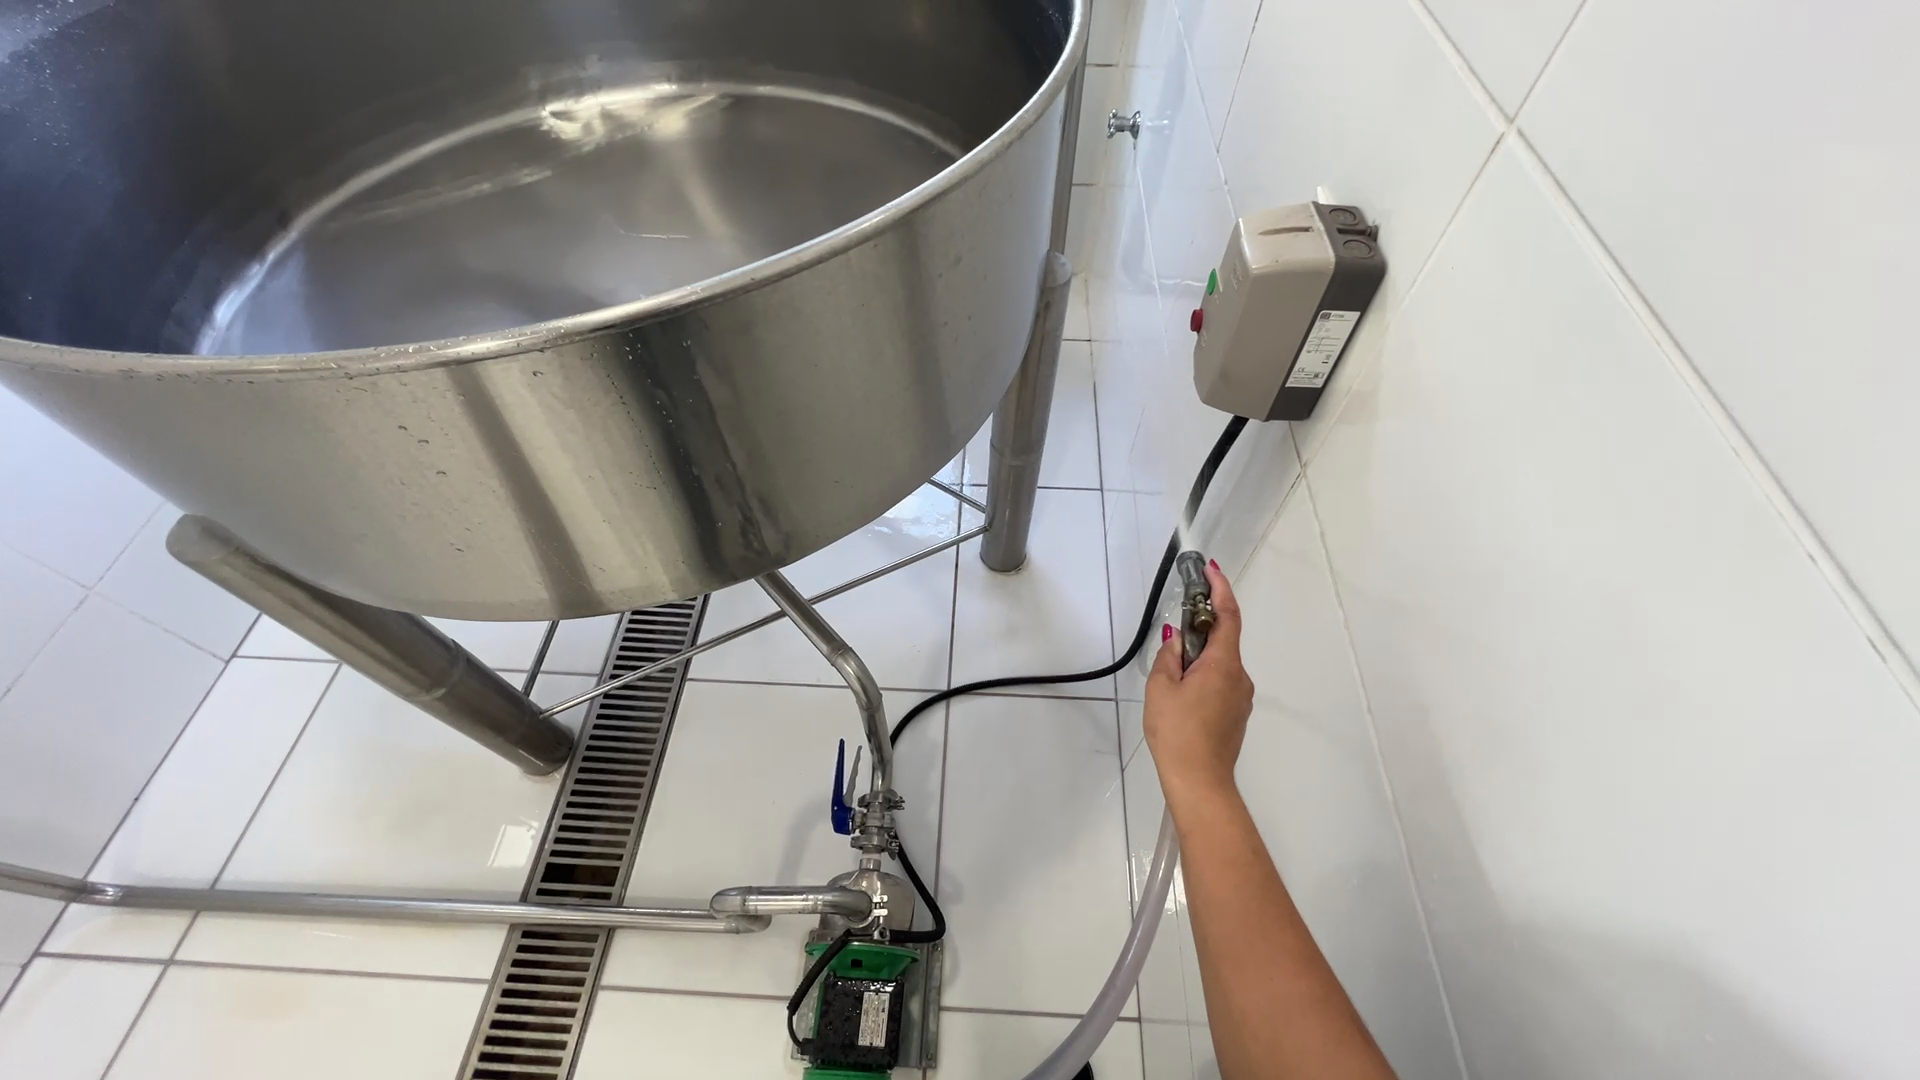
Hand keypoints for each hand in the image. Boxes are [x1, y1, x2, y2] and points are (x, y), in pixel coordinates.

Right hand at [1144, 560, 1253, 804]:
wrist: (1200, 781)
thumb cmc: (1177, 731)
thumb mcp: (1161, 687)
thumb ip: (1169, 656)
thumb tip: (1176, 636)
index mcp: (1223, 664)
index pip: (1228, 616)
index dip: (1221, 589)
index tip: (1211, 569)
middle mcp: (1239, 676)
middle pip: (1222, 640)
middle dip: (1199, 630)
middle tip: (1173, 631)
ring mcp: (1241, 697)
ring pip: (1219, 664)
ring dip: (1198, 658)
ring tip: (1169, 675)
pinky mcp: (1236, 714)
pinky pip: (1220, 683)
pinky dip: (1203, 676)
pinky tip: (1181, 695)